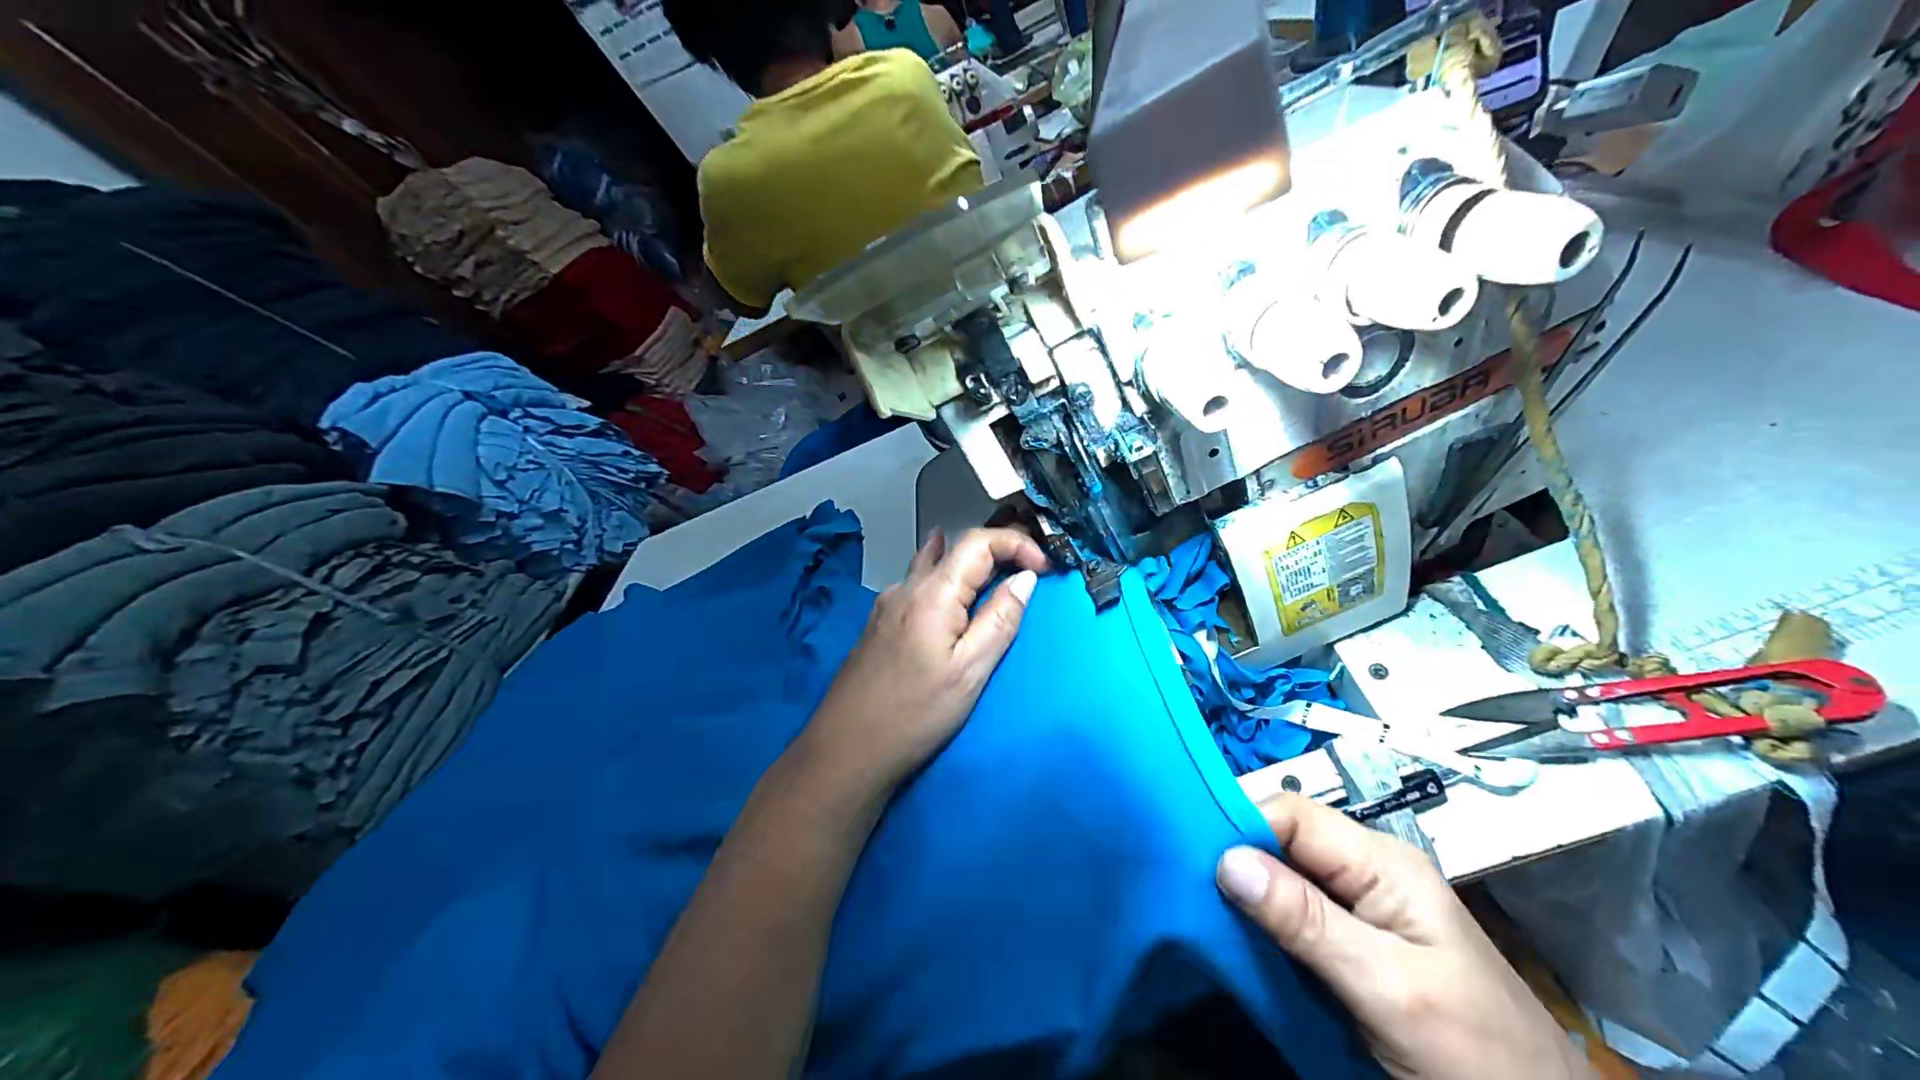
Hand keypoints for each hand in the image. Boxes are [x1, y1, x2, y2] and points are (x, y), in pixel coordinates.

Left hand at [798, 528, 1047, 791]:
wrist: (846, 748)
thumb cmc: (914, 714)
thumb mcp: (970, 671)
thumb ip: (1000, 619)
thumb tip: (1026, 578)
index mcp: (931, 593)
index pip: (978, 541)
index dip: (1016, 543)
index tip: (1046, 567)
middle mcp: (906, 587)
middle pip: (955, 548)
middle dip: (997, 550)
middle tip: (1030, 566)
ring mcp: (888, 604)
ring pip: (933, 565)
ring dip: (970, 563)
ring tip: (998, 567)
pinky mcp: (880, 622)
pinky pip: (919, 585)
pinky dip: (945, 578)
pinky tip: (947, 583)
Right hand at [1216, 795, 1591, 1079]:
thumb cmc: (1474, 1053)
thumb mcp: (1387, 986)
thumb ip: (1306, 920)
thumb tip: (1225, 858)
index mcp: (1383, 863)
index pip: (1292, 814)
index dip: (1240, 823)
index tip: (1188, 854)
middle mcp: (1368, 870)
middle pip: (1284, 839)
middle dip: (1236, 855)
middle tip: (1185, 883)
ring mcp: (1362, 905)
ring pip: (1284, 874)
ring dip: (1245, 889)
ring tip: (1198, 904)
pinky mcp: (1354, 939)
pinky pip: (1294, 910)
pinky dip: (1262, 918)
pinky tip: (1236, 931)